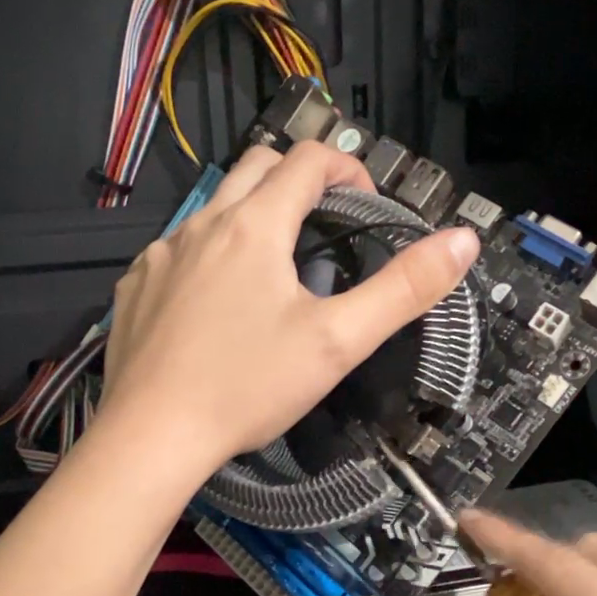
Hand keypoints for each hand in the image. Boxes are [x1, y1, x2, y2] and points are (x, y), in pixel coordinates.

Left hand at [100, 141, 478, 472]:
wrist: (150, 436)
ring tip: (273, 267)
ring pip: (213, 207)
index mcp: (254, 226)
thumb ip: (402, 290)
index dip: (346, 167)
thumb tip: (462, 240)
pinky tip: (215, 303)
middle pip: (256, 165)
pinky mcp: (135, 286)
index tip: (365, 202)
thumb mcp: (338, 342)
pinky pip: (177, 248)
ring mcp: (160, 253)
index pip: (307, 159)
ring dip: (250, 214)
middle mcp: (202, 224)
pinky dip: (208, 253)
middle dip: (297, 177)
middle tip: (324, 221)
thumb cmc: (248, 388)